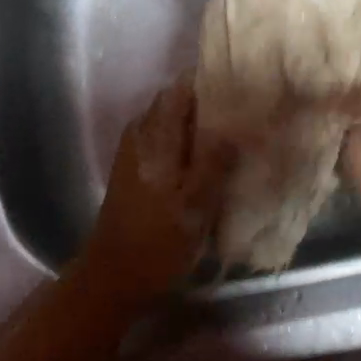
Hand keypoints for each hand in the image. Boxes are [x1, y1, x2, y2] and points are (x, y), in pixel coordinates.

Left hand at [77, 82, 235, 305]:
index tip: (243, 85)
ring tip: (237, 134)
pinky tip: (213, 162)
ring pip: (173, 124)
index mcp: (155, 135)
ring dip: (201, 126)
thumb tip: (239, 126)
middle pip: (177, 103)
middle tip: (248, 112)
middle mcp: (141, 135)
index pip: (181, 88)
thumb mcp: (196, 203)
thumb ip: (216, 160)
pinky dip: (190, 145)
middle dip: (210, 103)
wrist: (112, 279)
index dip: (210, 81)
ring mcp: (135, 154)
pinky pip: (168, 143)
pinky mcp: (136, 173)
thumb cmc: (157, 241)